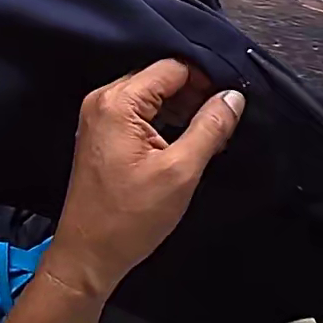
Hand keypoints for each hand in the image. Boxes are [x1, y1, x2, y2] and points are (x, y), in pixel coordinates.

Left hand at [42, 60, 244, 301]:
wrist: (89, 255)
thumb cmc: (128, 219)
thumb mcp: (180, 171)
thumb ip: (210, 127)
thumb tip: (232, 97)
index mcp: (118, 102)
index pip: (171, 68)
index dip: (205, 79)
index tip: (229, 99)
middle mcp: (103, 101)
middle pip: (160, 78)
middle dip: (194, 94)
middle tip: (223, 119)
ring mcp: (99, 117)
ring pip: (151, 96)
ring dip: (181, 110)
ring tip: (209, 135)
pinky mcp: (101, 134)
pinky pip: (138, 113)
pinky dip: (163, 122)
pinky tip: (185, 143)